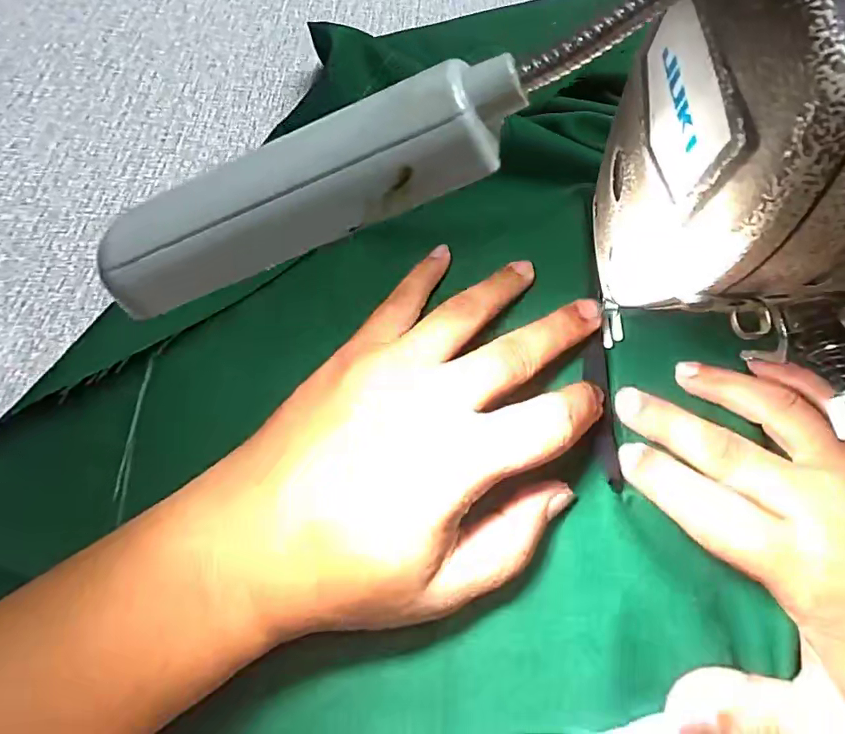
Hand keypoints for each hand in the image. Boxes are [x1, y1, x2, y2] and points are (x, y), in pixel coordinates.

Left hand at [169, 246, 602, 648]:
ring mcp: (394, 366)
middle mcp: (437, 399)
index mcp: (464, 460)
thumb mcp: (438, 591)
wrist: (246, 543)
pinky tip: (442, 253)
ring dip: (501, 288)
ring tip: (528, 269)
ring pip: (463, 313)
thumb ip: (509, 544)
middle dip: (562, 330)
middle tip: (591, 311)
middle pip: (517, 353)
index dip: (583, 406)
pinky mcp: (357, 352)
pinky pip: (398, 303)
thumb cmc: (346, 574)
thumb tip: (558, 491)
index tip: (598, 395)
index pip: (548, 422)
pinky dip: (422, 275)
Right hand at [616, 360, 844, 733]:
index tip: (625, 454)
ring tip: (686, 369)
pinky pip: (830, 403)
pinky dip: (793, 377)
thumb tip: (666, 710)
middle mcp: (823, 505)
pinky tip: (763, 363)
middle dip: (672, 421)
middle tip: (631, 396)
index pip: (708, 511)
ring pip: (777, 410)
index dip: (660, 480)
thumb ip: (748, 711)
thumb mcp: (831, 728)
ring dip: (726, 385)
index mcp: (803, 568)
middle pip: (729, 451)